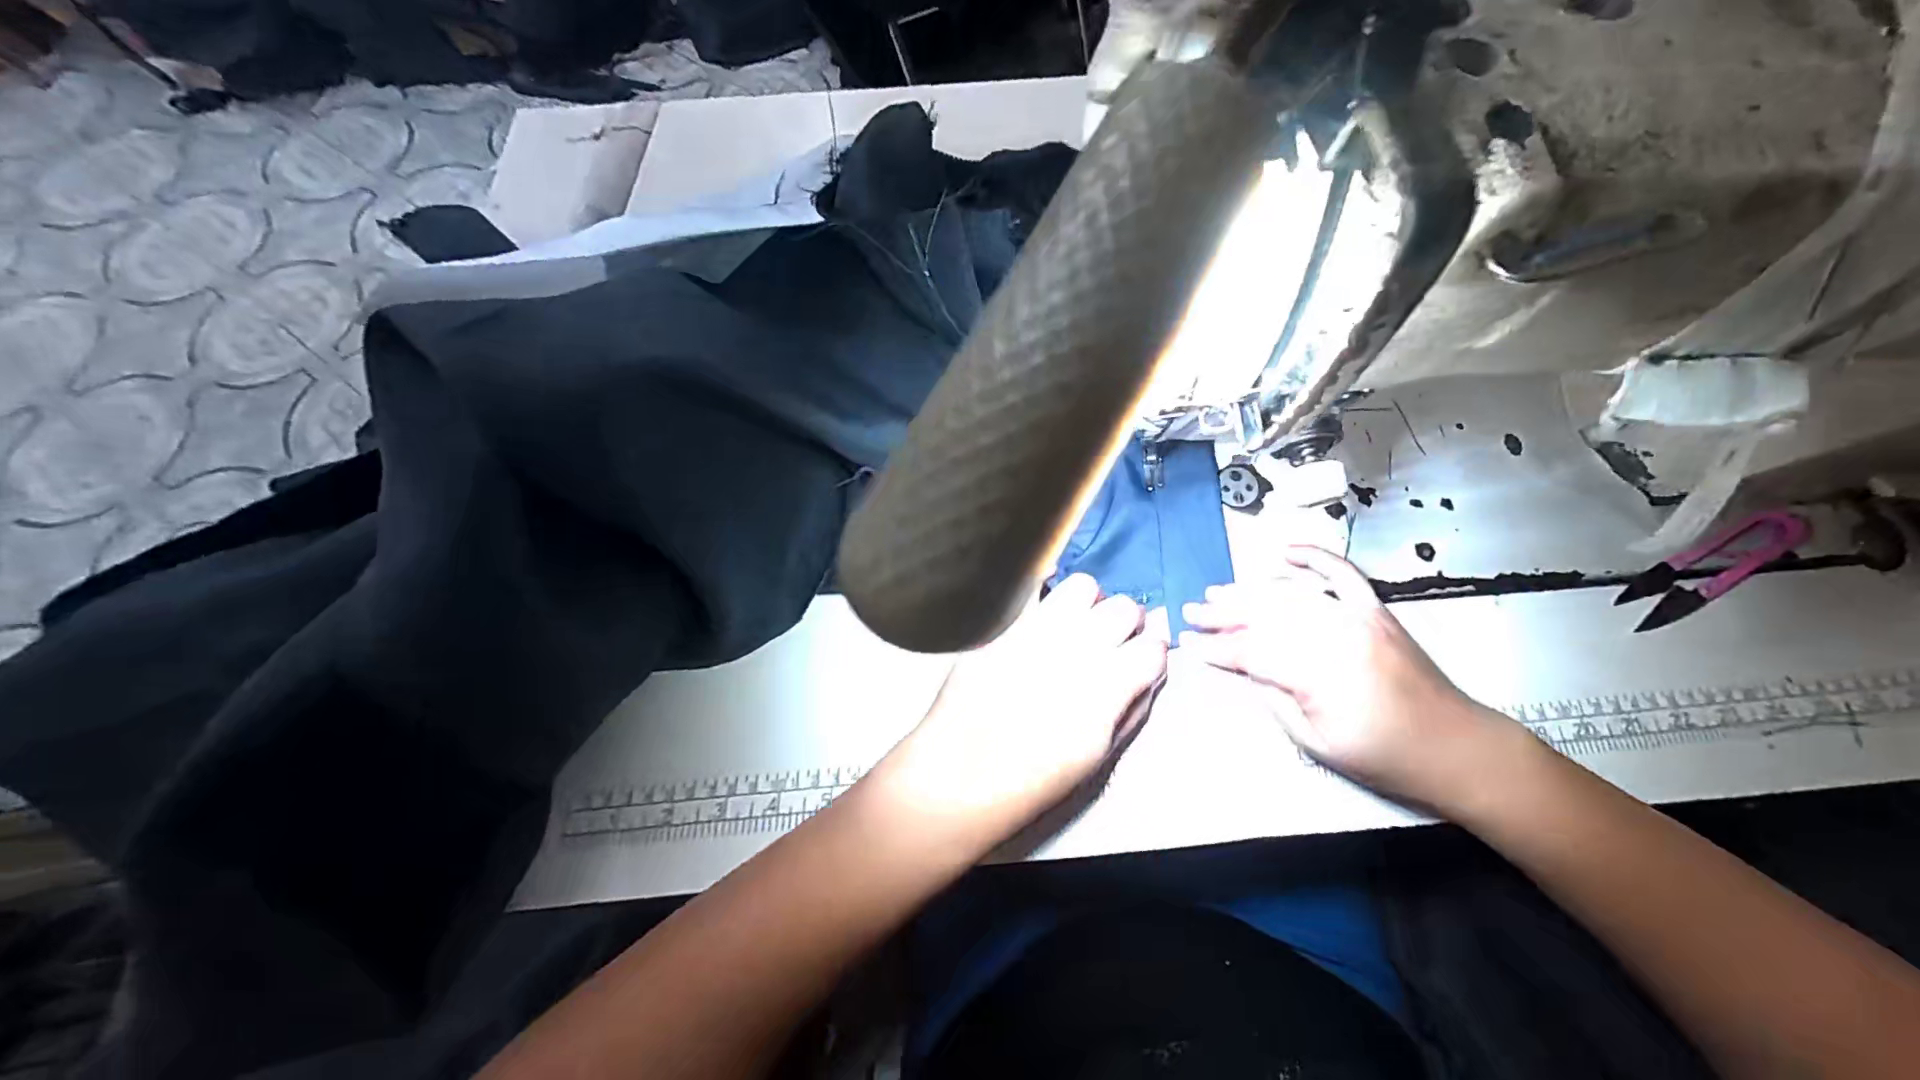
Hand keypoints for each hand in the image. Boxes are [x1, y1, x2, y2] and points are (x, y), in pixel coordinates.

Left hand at [874, 574, 1168, 845]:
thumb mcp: (1099, 755)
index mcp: (1108, 683)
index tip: (1141, 662)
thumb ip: (1131, 707)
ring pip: (1083, 585)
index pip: (1153, 646)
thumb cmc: (1033, 778)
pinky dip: (1044, 594)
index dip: (1151, 655)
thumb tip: (1148, 675)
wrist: (961, 771)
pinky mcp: (1004, 623)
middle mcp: (1077, 645)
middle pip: (1124, 608)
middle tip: (1111, 642)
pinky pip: (1033, 587)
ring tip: (1075, 625)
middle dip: (1125, 624)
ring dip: (1087, 603)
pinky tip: (1042, 615)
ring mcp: (1038, 627)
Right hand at [1180, 546, 1523, 810]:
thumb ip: (1275, 698)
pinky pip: (1343, 574)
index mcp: (1323, 674)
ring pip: (1292, 594)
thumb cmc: (1385, 758)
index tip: (1189, 644)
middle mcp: (1339, 635)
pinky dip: (1316, 559)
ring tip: (1217, 592)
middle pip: (1267, 615)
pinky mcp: (1377, 611)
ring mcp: (1360, 618)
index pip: (1253, 651)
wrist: (1458, 748)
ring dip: (1251, 590)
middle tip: (1191, 612)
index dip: (1216, 648)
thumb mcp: (1317, 742)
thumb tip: (1243, 668)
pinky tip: (1287, 553)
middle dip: (1223, 614)